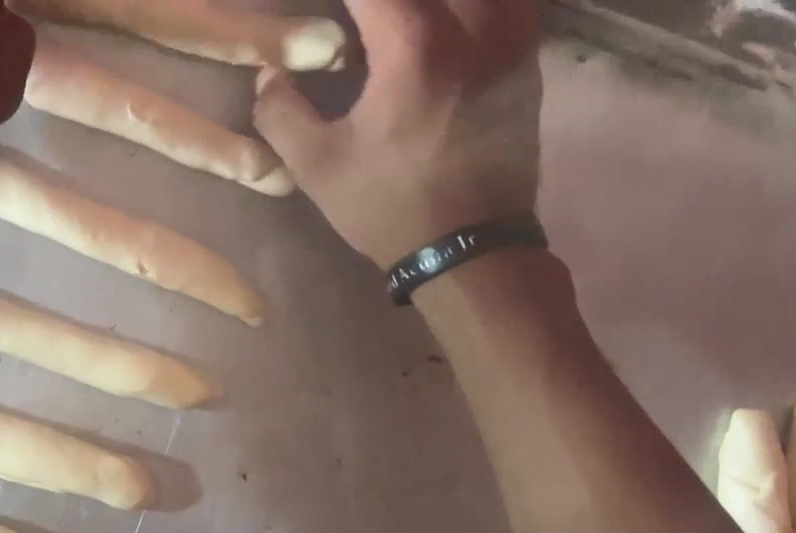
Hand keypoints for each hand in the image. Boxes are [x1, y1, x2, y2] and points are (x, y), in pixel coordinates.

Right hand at [253, 0, 542, 267]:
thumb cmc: (386, 206)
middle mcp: (471, 24)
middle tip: (360, 17)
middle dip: (382, 2)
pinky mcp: (527, 55)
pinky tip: (446, 27)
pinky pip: (508, 3)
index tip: (327, 12)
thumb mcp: (318, 168)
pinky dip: (474, 9)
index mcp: (413, 46)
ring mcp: (509, 35)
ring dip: (429, 6)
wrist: (466, 244)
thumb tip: (268, 76)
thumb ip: (283, 114)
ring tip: (396, 24)